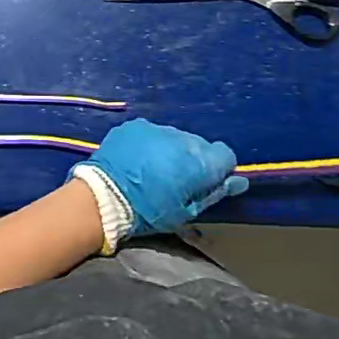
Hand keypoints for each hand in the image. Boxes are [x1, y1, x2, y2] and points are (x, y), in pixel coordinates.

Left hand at [82, 118, 248, 236]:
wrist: (100, 200)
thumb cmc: (147, 213)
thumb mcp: (185, 212)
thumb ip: (214, 193)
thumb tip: (238, 181)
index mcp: (197, 161)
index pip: (225, 155)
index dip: (219, 170)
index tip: (207, 183)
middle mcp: (182, 138)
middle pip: (200, 146)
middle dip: (194, 160)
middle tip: (178, 181)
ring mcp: (157, 128)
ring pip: (177, 138)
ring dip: (173, 151)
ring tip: (155, 171)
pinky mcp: (136, 125)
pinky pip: (153, 133)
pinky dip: (152, 145)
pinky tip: (139, 162)